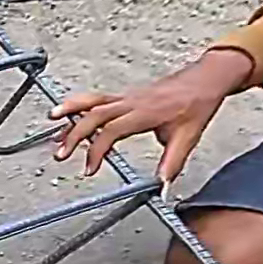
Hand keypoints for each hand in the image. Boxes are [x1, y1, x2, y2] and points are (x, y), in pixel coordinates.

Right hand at [49, 48, 252, 182]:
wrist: (210, 76)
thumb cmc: (198, 103)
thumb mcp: (189, 136)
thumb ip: (172, 163)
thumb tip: (161, 187)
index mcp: (147, 112)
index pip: (113, 130)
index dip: (97, 151)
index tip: (90, 170)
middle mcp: (134, 102)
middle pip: (96, 115)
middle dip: (75, 134)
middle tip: (60, 154)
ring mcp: (127, 98)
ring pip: (93, 102)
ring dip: (71, 111)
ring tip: (52, 119)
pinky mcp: (123, 97)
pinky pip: (95, 99)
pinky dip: (77, 105)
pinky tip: (63, 114)